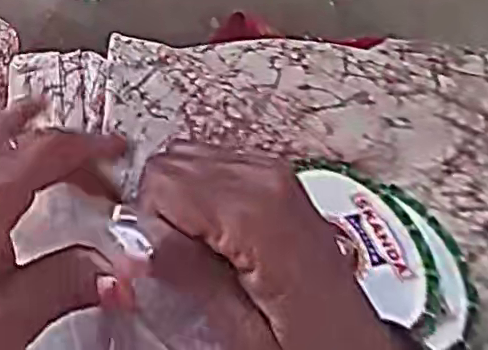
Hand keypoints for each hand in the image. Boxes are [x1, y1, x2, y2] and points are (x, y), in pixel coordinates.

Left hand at [0, 102, 126, 349]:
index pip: (42, 152)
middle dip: (70, 146)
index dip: (85, 146)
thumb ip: (64, 286)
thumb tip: (116, 267)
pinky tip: (24, 160)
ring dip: (42, 140)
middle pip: (24, 141)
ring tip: (71, 138)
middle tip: (108, 163)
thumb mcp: (8, 322)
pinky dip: (18, 147)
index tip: (118, 149)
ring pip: (3, 142)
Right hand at [139, 144, 402, 349]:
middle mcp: (264, 175)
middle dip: (160, 210)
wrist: (354, 342)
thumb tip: (133, 241)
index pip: (162, 180)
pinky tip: (216, 235)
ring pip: (183, 156)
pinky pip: (207, 160)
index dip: (149, 224)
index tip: (161, 264)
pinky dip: (197, 192)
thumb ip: (186, 276)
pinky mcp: (269, 170)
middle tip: (178, 263)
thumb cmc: (311, 343)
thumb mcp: (244, 333)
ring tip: (200, 251)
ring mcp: (269, 168)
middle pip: (169, 163)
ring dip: (177, 200)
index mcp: (258, 210)